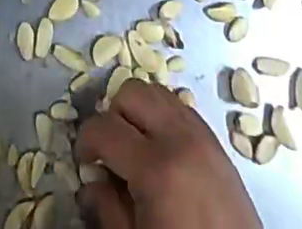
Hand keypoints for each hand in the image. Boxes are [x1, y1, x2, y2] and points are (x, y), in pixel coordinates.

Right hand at [76, 80, 262, 228]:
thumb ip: (107, 209)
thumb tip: (91, 182)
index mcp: (156, 168)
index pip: (104, 127)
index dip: (85, 140)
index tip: (84, 160)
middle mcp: (180, 138)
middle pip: (132, 92)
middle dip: (113, 115)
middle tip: (111, 150)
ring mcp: (202, 135)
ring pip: (157, 92)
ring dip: (138, 111)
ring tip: (135, 147)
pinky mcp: (217, 140)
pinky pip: (180, 107)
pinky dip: (162, 116)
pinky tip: (160, 150)